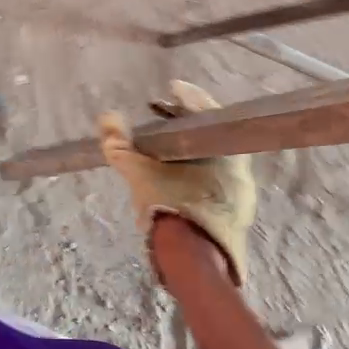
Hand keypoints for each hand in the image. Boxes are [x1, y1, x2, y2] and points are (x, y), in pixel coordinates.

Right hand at [99, 81, 255, 285]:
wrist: (192, 259)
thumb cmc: (169, 206)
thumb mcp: (136, 170)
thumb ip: (119, 143)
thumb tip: (107, 117)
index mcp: (225, 153)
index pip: (211, 113)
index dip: (190, 98)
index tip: (172, 88)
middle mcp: (239, 170)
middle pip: (212, 134)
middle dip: (185, 122)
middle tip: (159, 114)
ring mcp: (241, 195)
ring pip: (214, 156)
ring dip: (189, 145)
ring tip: (160, 143)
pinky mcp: (235, 215)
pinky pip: (216, 177)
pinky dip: (195, 166)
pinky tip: (173, 172)